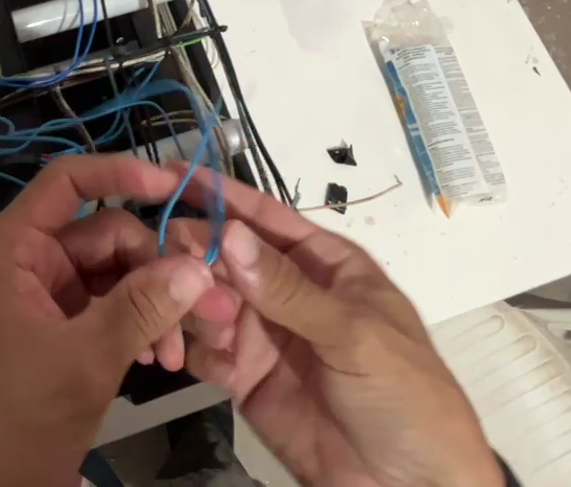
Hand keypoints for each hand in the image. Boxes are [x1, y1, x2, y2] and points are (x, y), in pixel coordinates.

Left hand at [0, 155, 237, 486]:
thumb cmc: (13, 418)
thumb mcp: (83, 361)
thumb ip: (142, 308)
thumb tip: (197, 268)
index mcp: (15, 247)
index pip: (67, 181)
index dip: (119, 172)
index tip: (171, 185)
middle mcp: (29, 258)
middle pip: (106, 234)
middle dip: (155, 268)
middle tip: (204, 307)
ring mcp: (44, 292)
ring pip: (114, 271)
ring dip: (152, 302)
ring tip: (180, 350)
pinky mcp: (58, 325)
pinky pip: (108, 303)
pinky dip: (137, 323)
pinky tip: (160, 357)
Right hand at [171, 169, 501, 486]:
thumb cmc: (406, 396)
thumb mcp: (353, 334)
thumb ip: (288, 289)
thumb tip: (229, 233)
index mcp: (320, 261)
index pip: (262, 216)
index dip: (217, 193)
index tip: (168, 174)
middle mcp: (283, 287)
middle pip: (224, 252)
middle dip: (192, 253)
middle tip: (165, 265)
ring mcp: (260, 330)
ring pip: (204, 295)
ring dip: (188, 301)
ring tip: (192, 325)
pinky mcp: (242, 375)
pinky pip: (200, 346)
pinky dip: (181, 342)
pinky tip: (172, 350)